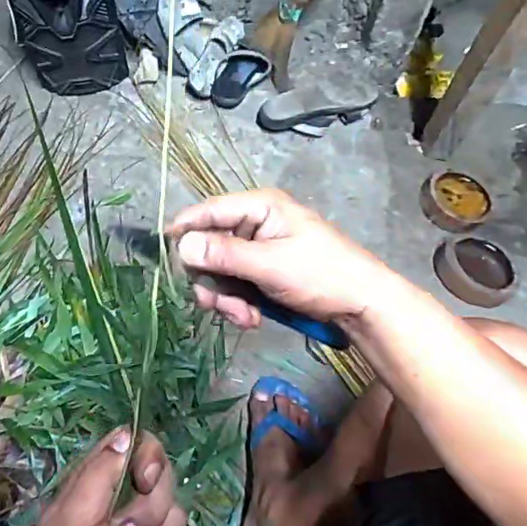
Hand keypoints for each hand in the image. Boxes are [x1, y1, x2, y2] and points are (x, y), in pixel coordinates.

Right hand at [167, 189, 399, 327]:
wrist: (362, 304)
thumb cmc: (321, 274)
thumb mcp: (270, 264)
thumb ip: (225, 254)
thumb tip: (182, 245)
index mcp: (260, 207)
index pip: (210, 210)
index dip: (186, 229)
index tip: (164, 252)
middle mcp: (256, 223)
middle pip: (211, 245)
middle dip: (212, 279)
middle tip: (214, 304)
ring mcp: (260, 248)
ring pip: (221, 270)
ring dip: (226, 297)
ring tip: (244, 316)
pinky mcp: (264, 271)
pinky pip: (236, 284)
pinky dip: (239, 303)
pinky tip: (251, 318)